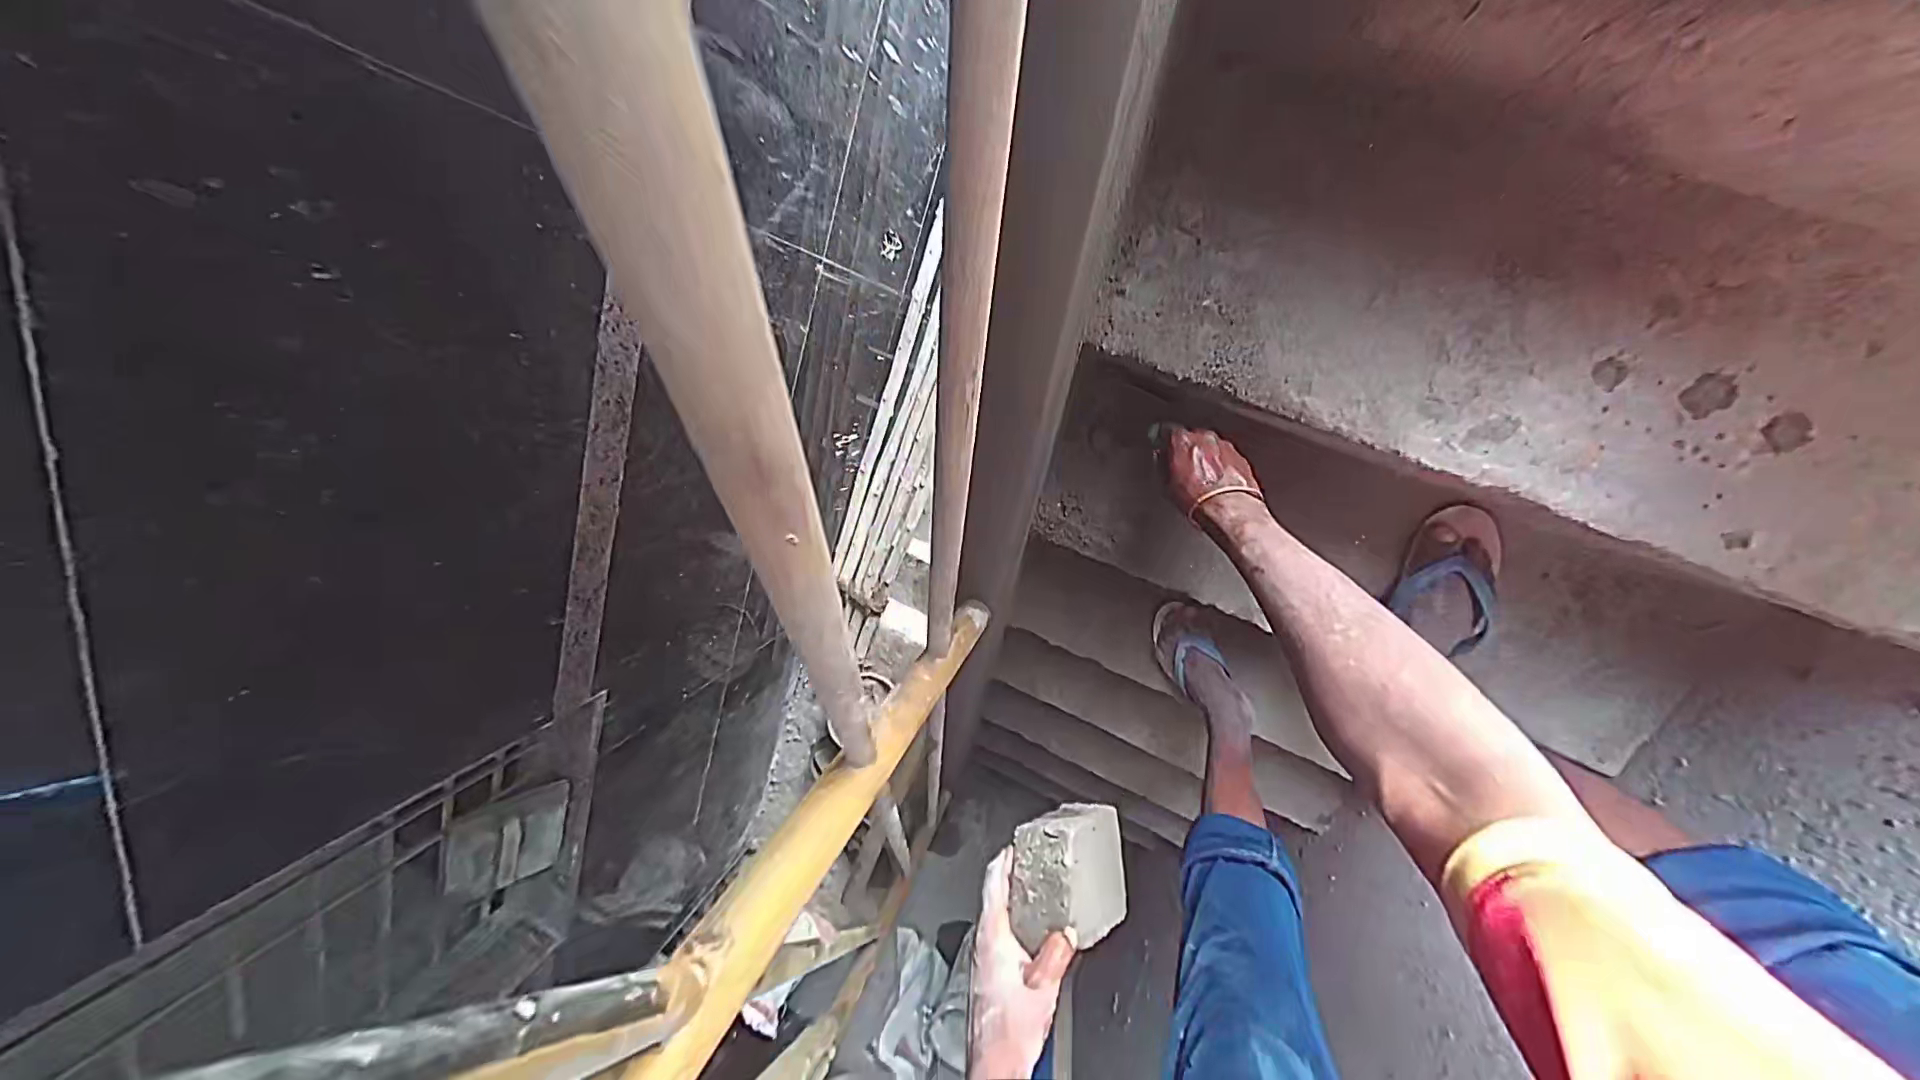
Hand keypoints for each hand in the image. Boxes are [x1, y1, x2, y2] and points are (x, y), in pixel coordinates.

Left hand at [968, 848, 1075, 1078]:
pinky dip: (1013, 918)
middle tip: (1029, 861)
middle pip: (993, 894)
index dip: (1003, 859)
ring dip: (1012, 897)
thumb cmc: (1009, 1032)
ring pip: (996, 913)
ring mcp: (982, 955)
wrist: (994, 1065)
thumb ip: (1056, 954)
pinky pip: (999, 931)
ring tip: (1033, 888)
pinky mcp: (988, 970)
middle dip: (1010, 875)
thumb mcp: (1042, 988)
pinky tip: (1030, 928)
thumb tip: (1066, 932)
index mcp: (991, 936)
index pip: (992, 883)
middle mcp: (982, 941)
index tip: (1014, 845)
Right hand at [1154, 424, 1265, 527]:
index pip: (1170, 432)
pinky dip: (1222, 465)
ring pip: (1211, 447)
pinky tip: (1217, 482)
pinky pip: (1227, 457)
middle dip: (1189, 450)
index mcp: (1183, 440)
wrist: (1228, 507)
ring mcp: (1225, 446)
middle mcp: (1205, 438)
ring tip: (1202, 479)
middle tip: (1184, 468)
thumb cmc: (1198, 498)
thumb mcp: (1167, 484)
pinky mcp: (1241, 457)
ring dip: (1206, 458)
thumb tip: (1162, 460)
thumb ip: (1163, 464)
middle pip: (1193, 438)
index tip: (1164, 449)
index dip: (1166, 442)